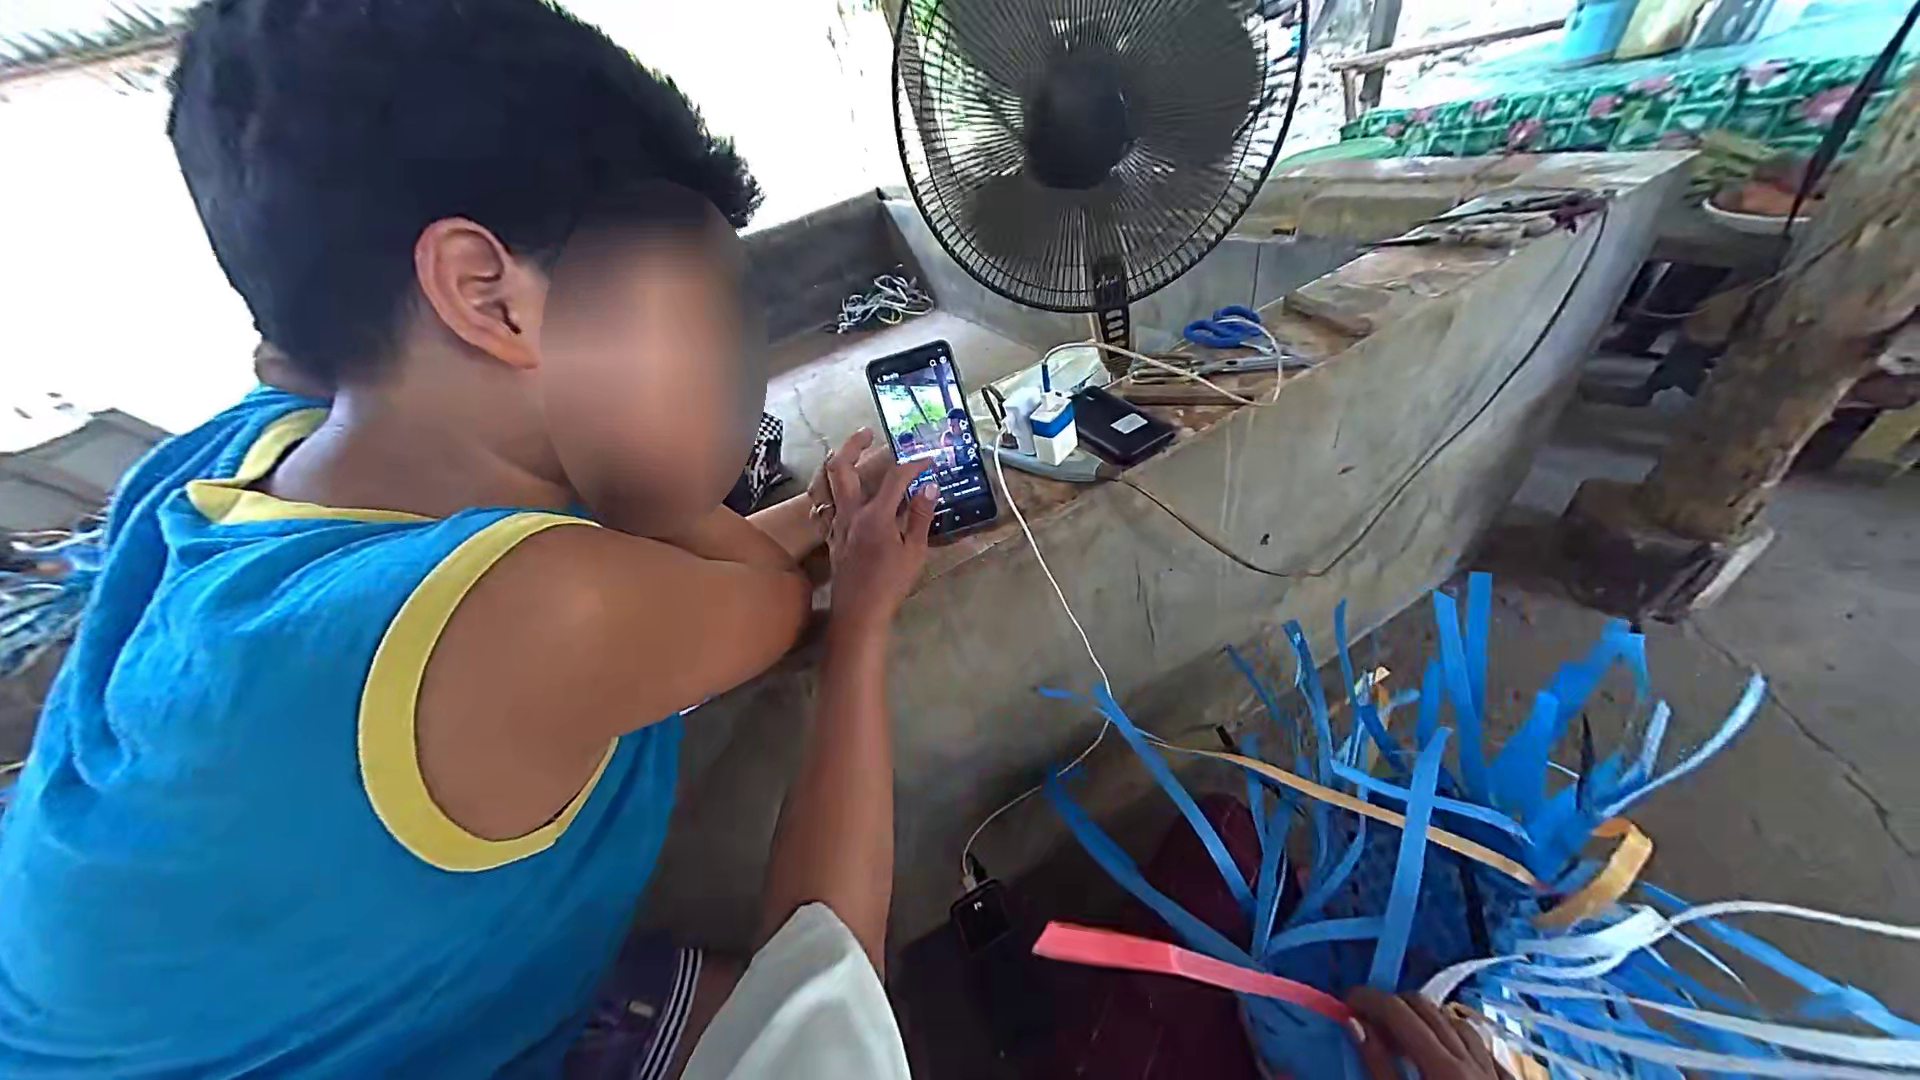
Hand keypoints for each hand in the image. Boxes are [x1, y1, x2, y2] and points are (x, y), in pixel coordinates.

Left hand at [823, 449, 935, 636]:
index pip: (895, 478)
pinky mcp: (832, 536)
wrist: (858, 612)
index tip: (928, 459)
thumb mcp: (914, 552)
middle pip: (842, 468)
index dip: (913, 464)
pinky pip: (825, 504)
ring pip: (826, 483)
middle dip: (854, 445)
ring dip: (837, 464)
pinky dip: (833, 491)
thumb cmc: (891, 584)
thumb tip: (930, 487)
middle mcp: (850, 513)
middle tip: (868, 434)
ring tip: (851, 455)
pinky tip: (846, 493)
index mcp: (875, 515)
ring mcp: (837, 524)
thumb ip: (921, 517)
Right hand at [1346, 989, 1510, 1079]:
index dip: (1366, 998)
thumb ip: (1379, 1066)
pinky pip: (1488, 1053)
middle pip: (1426, 1008)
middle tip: (1373, 1021)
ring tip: (1409, 1037)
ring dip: (1428, 1021)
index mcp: (1442, 1067)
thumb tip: (1354, 1022)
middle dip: (1394, 1005)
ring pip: (1459, 1024)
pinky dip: (1463, 1043)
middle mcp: (1472, 1062)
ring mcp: (1496, 1075)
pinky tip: (1453, 1055)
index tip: (1346, 1003)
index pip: (1396, 1010)